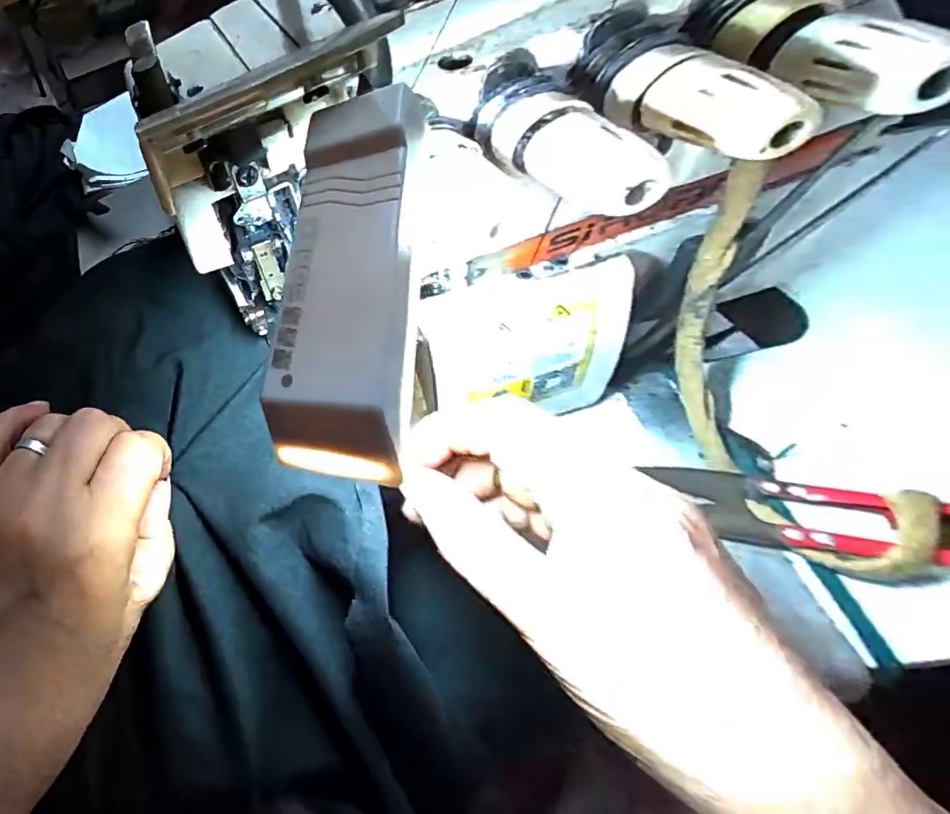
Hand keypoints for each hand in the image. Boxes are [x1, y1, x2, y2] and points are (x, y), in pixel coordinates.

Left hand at [0, 403, 174, 813]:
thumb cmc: (64, 675)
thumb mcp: (130, 612)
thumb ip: (151, 535)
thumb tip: (152, 481)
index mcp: (94, 537)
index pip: (138, 449)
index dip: (154, 458)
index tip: (152, 478)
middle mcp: (43, 502)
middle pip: (95, 422)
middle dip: (118, 440)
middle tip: (118, 475)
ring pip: (50, 423)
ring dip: (75, 438)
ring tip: (78, 470)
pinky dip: (22, 419)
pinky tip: (40, 421)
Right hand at [399, 398, 937, 813]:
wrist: (790, 773)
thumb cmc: (652, 684)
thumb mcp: (538, 608)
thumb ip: (466, 536)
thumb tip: (416, 486)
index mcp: (605, 493)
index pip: (501, 419)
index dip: (439, 432)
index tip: (403, 472)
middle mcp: (632, 489)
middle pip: (522, 440)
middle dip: (459, 465)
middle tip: (422, 510)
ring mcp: (649, 515)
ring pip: (543, 471)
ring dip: (488, 491)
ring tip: (455, 532)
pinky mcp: (657, 544)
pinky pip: (570, 504)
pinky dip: (524, 514)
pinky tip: (507, 548)